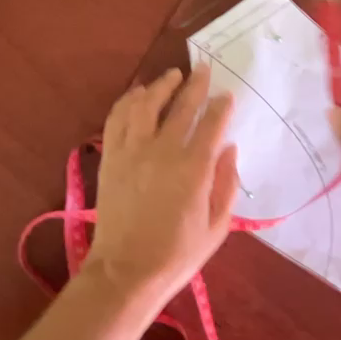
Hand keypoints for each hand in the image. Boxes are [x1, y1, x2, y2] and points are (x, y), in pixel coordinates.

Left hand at [84, 65, 239, 302]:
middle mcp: (162, 150)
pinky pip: (118, 117)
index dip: (221, 105)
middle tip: (203, 69)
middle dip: (195, 84)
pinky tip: (138, 94)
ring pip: (145, 104)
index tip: (227, 94)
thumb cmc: (177, 254)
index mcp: (193, 168)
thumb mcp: (217, 226)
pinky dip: (128, 100)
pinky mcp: (111, 156)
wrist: (126, 270)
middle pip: (180, 106)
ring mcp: (132, 150)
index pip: (210, 124)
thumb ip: (226, 184)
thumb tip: (229, 149)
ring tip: (171, 75)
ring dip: (160, 85)